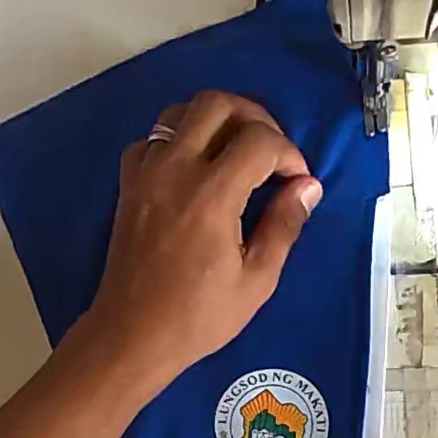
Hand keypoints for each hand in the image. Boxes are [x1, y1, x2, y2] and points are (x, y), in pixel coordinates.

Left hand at [79, 90, 322, 380]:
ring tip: (238, 152)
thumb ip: (284, 226)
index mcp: (211, 196)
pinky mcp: (128, 185)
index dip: (289, 153)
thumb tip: (308, 187)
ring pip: (181, 111)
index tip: (297, 181)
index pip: (259, 141)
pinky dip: (179, 140)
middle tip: (273, 151)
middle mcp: (174, 171)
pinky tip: (195, 169)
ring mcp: (146, 174)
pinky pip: (153, 138)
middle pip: (217, 103)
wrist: (134, 334)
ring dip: (216, 120)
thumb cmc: (199, 317)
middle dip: (256, 118)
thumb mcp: (256, 281)